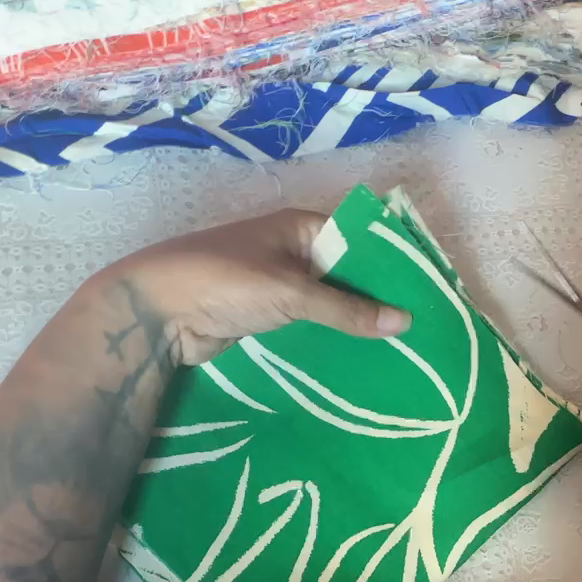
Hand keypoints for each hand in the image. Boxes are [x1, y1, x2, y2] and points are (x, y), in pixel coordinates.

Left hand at [85, 209, 410, 365]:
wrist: (156, 312)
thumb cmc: (224, 282)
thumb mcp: (292, 293)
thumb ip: (348, 309)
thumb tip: (405, 322)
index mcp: (301, 227)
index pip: (361, 241)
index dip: (392, 265)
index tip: (425, 292)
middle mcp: (296, 250)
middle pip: (350, 273)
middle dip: (378, 298)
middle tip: (419, 326)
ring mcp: (283, 283)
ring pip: (333, 300)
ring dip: (357, 320)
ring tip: (400, 345)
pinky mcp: (271, 313)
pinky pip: (315, 321)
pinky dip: (335, 334)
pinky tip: (363, 354)